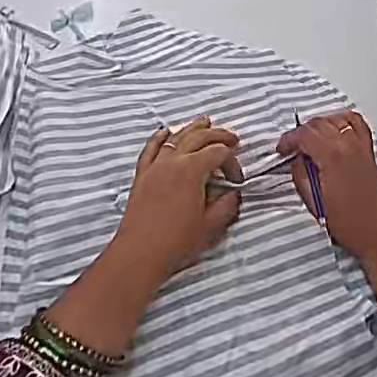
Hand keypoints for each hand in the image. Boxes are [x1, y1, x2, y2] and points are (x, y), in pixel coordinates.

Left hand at [44, 119, 241, 355]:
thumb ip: (226, 206)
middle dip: (219, 135)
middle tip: (233, 138)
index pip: (218, 153)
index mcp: (192, 170)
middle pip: (199, 137)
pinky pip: (151, 149)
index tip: (236, 180)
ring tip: (205, 122)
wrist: (139, 255)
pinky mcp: (142, 176)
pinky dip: (159, 137)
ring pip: (176, 137)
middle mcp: (173, 161)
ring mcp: (155, 166)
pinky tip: (165, 132)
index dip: (232, 162)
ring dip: (192, 128)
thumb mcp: (210, 226)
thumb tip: (233, 195)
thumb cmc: (175, 242)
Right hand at [278, 111, 376, 306]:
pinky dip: (342, 120)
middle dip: (301, 133)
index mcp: (332, 156)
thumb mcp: (313, 200)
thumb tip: (296, 159)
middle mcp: (348, 145)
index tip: (282, 149)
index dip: (289, 140)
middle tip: (292, 148)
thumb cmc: (347, 222)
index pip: (304, 134)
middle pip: (318, 124)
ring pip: (334, 119)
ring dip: (319, 126)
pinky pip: (355, 122)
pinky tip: (334, 129)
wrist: (375, 231)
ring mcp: (360, 145)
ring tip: (310, 141)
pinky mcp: (368, 150)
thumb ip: (300, 174)